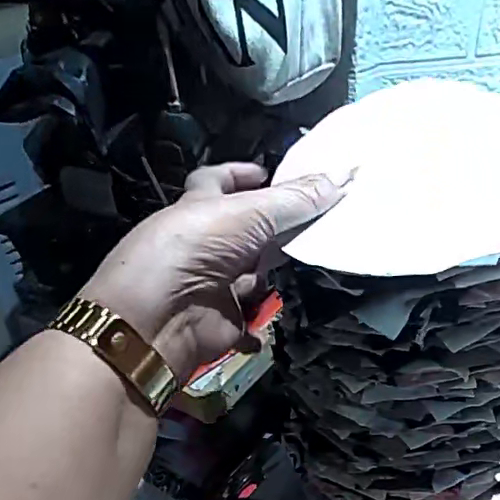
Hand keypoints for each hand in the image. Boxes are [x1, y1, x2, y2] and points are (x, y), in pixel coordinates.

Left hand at [80, 163, 341, 377]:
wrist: (162, 315)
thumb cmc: (196, 247)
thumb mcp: (249, 213)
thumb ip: (293, 201)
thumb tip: (336, 181)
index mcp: (200, 208)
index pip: (218, 181)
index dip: (240, 175)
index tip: (268, 174)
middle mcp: (205, 244)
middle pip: (244, 233)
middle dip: (272, 231)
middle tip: (306, 225)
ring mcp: (212, 284)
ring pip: (250, 277)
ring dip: (268, 278)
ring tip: (299, 267)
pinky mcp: (221, 321)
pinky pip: (248, 324)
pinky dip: (259, 325)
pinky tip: (271, 317)